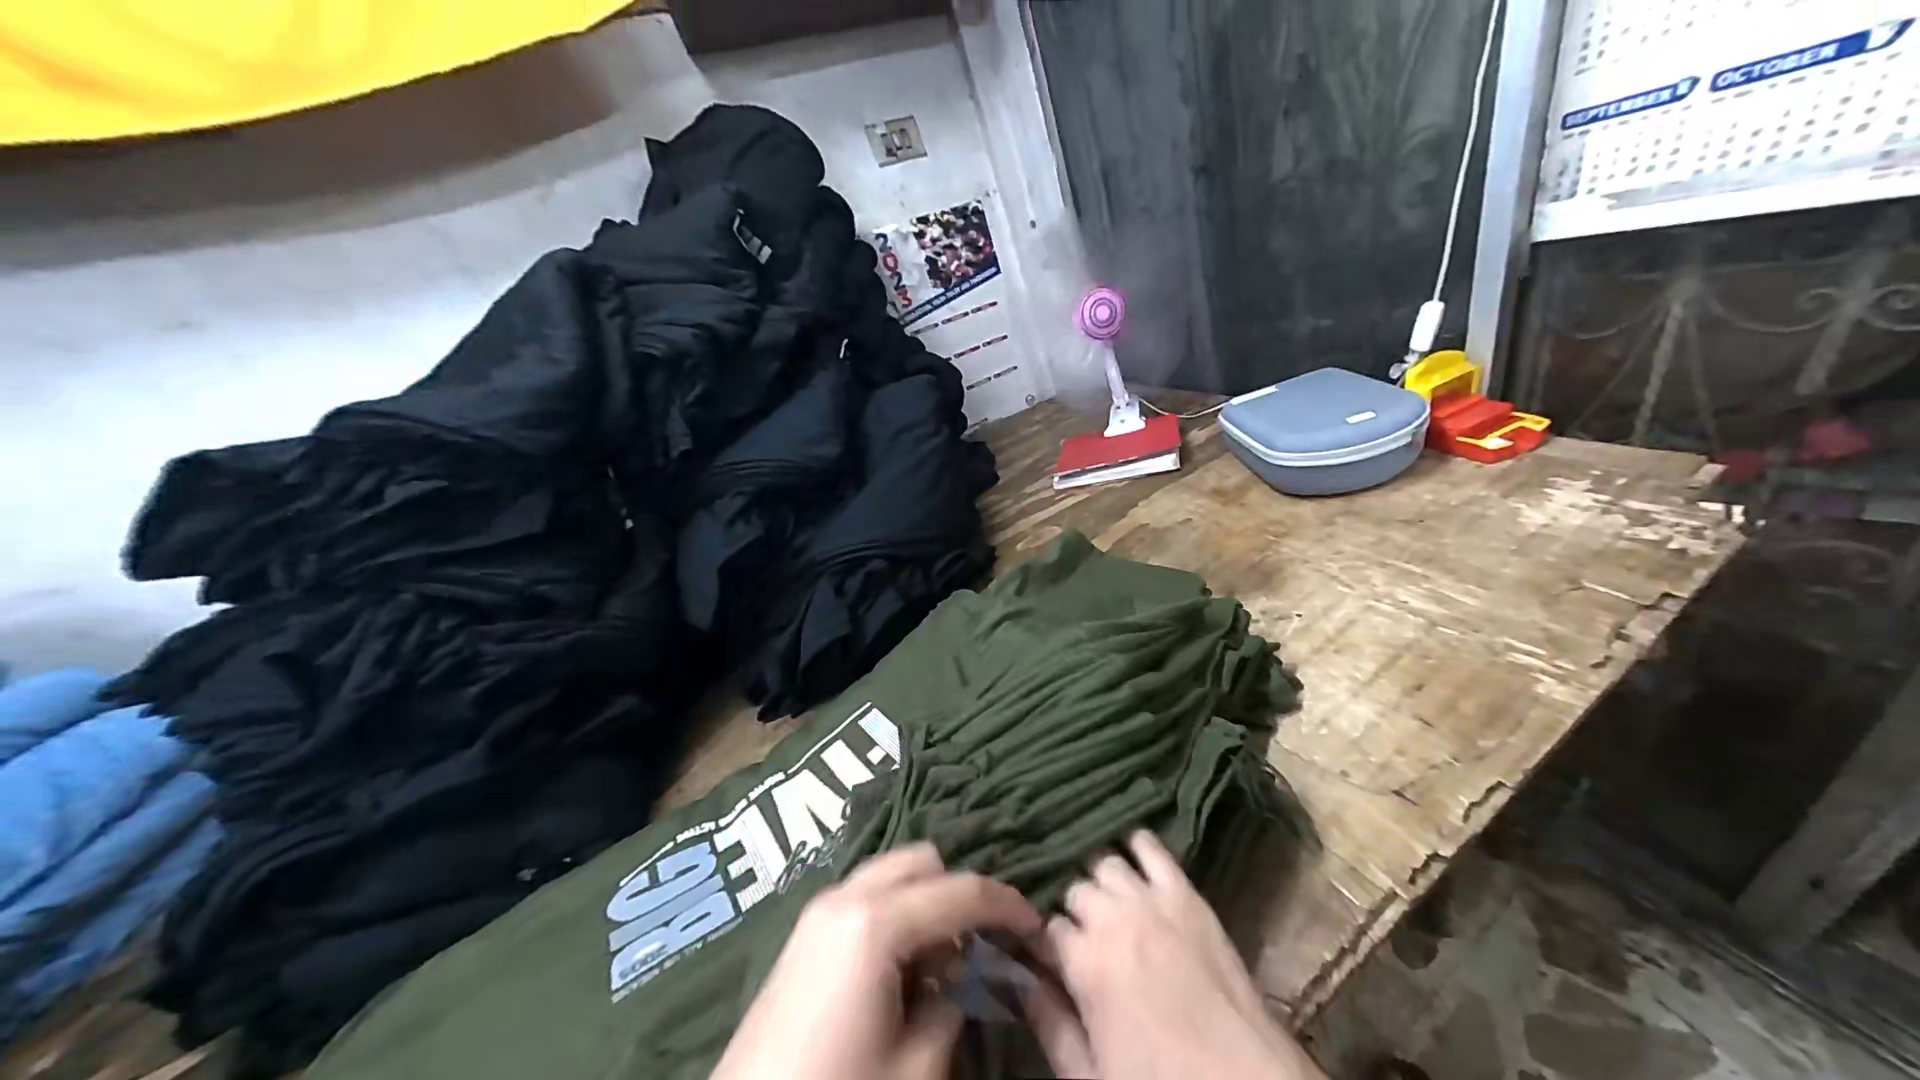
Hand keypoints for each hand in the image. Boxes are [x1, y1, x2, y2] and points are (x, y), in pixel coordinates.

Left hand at [710, 843, 1041, 1079]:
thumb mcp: (916, 1064)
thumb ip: (952, 1003)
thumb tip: (963, 973)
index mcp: (876, 922)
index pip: (961, 891)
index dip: (1006, 905)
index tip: (1035, 926)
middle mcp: (846, 897)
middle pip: (922, 862)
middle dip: (957, 893)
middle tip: (978, 945)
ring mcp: (818, 909)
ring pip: (891, 875)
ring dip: (925, 901)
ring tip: (938, 963)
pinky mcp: (805, 932)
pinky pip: (865, 897)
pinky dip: (894, 913)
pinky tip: (900, 967)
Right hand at [1023, 830, 1326, 1079]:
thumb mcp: (1090, 1075)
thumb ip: (1050, 1025)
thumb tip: (1018, 981)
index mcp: (1083, 962)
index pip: (1046, 927)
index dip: (1047, 943)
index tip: (1052, 957)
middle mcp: (1111, 918)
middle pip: (1075, 891)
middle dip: (1075, 911)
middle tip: (1086, 937)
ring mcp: (1151, 901)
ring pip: (1105, 862)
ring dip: (1101, 881)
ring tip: (1109, 901)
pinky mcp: (1187, 895)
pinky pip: (1151, 848)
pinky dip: (1137, 844)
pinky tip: (1132, 852)